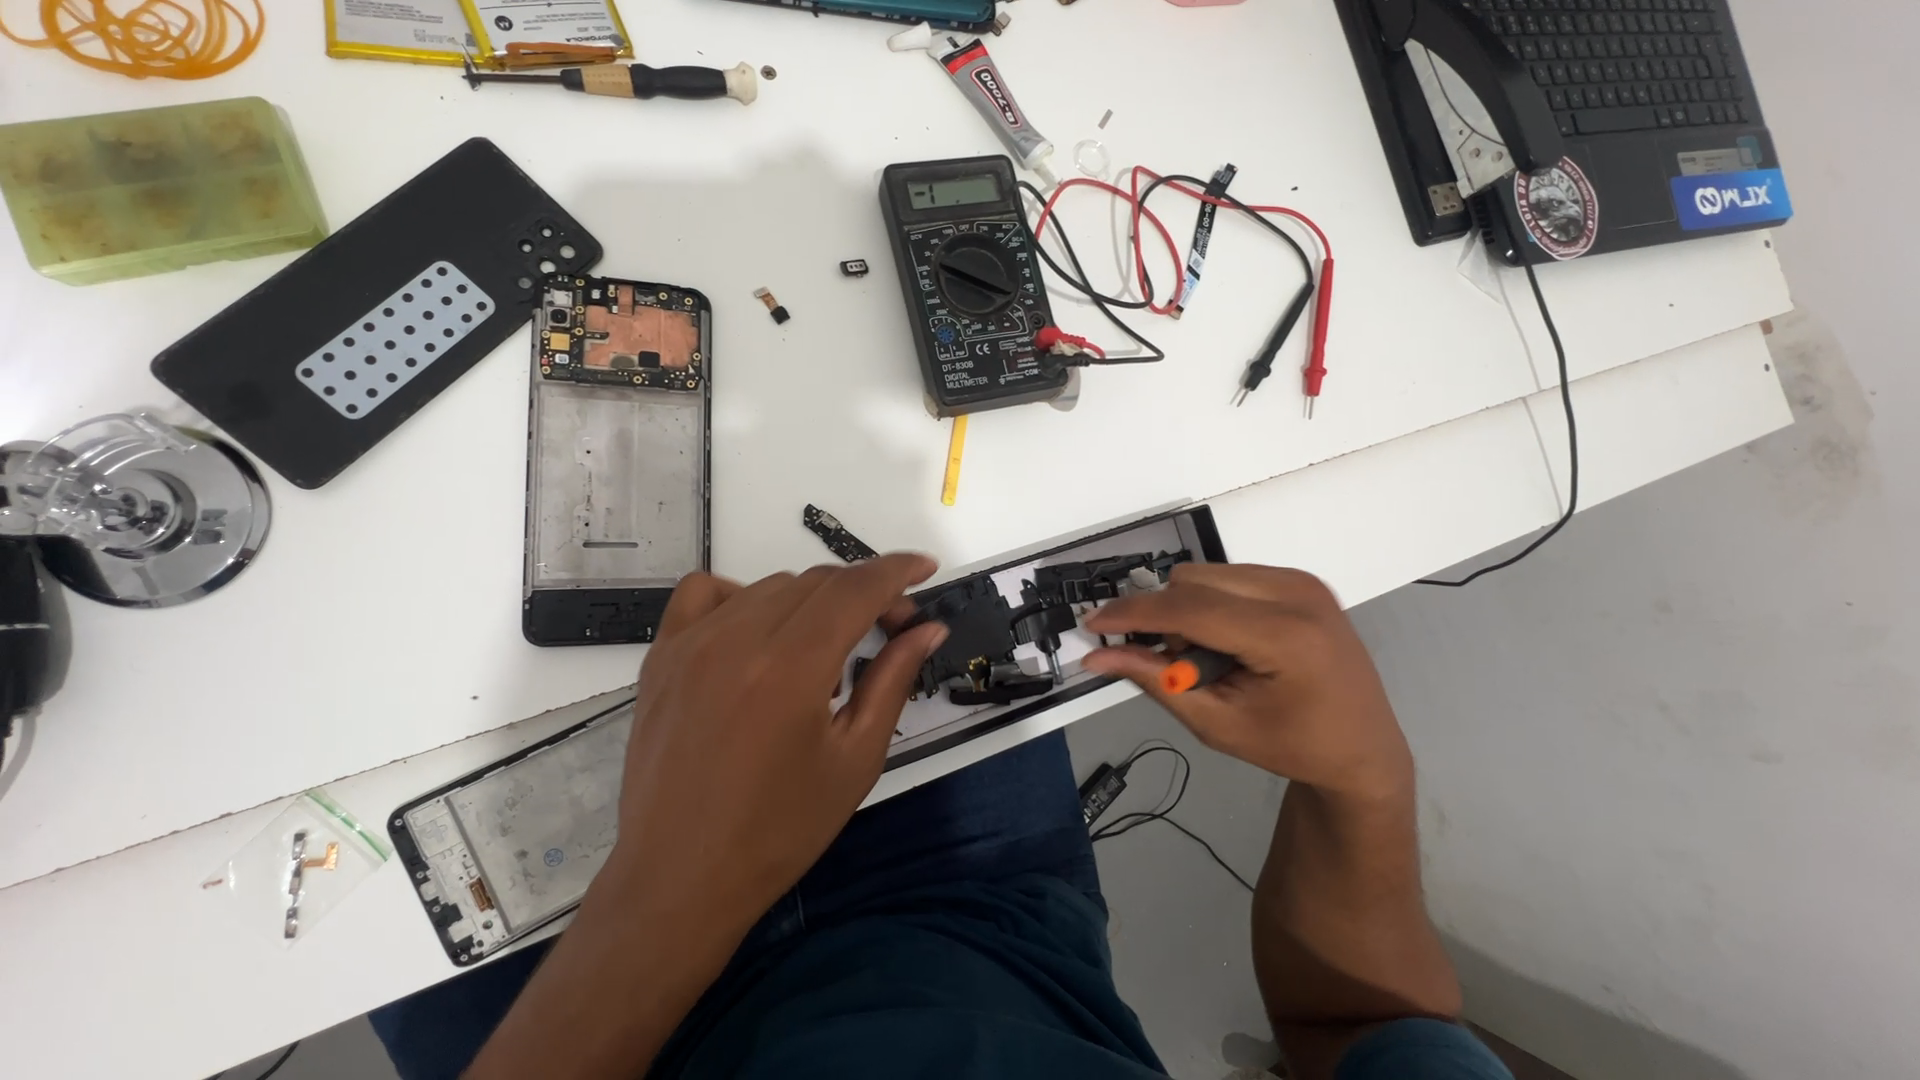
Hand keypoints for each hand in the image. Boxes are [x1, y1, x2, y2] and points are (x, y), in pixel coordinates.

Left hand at [610, 555, 948, 935]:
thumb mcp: (855, 759)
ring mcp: (691, 643)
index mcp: (792, 668)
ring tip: (825, 652)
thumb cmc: (780, 831)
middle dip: (865, 593)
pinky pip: (706, 592)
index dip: (898, 571)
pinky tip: (757, 633)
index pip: (856, 589)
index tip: (926, 570)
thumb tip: (927, 629)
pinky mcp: (661, 655)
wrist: (682, 878)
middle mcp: (738, 639)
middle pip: (817, 582)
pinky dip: (743, 595)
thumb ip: (893, 680)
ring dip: (813, 601)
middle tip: (890, 630)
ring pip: (770, 585)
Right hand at [1081, 564, 1411, 800]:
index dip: (1135, 614)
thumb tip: (1099, 656)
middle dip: (1165, 617)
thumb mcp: (1217, 724)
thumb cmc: (1292, 746)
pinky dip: (1212, 604)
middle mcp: (1297, 595)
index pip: (1191, 607)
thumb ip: (1156, 682)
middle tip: (1172, 663)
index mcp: (1285, 637)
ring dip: (1187, 609)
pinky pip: (1230, 576)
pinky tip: (1229, 642)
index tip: (1093, 624)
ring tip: (1207, 657)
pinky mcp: (1301, 580)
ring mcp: (1302, 582)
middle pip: (1194, 580)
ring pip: (1208, 573)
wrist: (1362, 746)